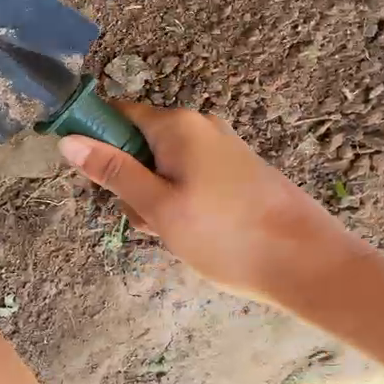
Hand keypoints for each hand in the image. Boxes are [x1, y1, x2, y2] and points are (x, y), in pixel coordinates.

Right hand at [58, 102, 361, 303]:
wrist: (317, 270)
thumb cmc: (229, 236)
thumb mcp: (157, 206)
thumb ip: (111, 171)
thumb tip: (66, 140)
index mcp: (176, 125)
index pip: (114, 113)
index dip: (94, 139)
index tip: (94, 177)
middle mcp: (199, 126)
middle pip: (137, 141)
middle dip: (130, 179)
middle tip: (148, 218)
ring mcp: (222, 148)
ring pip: (162, 164)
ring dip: (155, 195)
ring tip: (175, 231)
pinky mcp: (238, 171)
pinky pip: (188, 175)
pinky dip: (182, 199)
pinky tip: (197, 231)